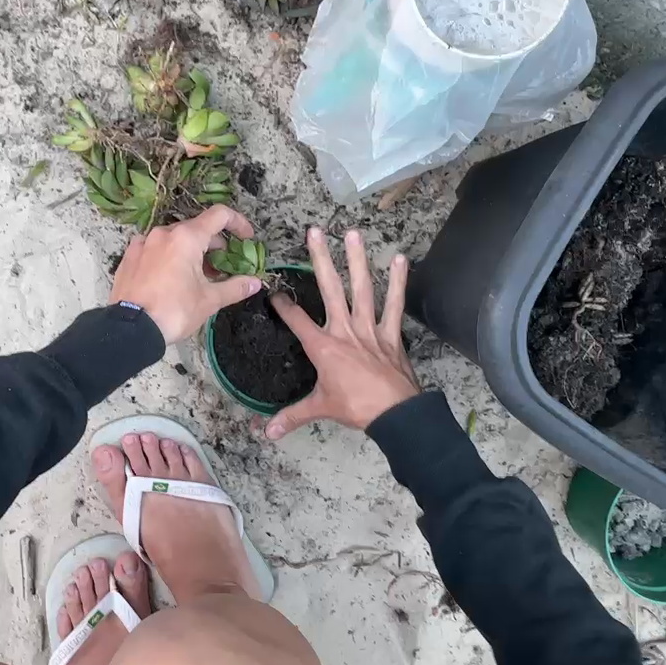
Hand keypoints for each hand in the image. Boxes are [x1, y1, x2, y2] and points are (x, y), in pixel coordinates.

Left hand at [109, 205, 264, 342]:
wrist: (131, 330)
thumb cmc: (174, 311)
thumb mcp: (209, 300)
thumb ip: (235, 287)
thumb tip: (255, 282)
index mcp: (186, 238)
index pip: (219, 215)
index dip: (238, 223)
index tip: (247, 238)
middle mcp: (163, 233)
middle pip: (196, 228)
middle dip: (214, 244)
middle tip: (222, 266)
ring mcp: (143, 244)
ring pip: (174, 238)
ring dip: (191, 250)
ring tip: (197, 275)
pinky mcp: (129, 257)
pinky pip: (154, 248)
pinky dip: (168, 256)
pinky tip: (171, 277)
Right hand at [264, 227, 419, 437]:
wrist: (394, 414)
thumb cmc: (355, 407)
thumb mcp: (319, 409)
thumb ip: (291, 416)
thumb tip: (265, 432)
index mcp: (323, 347)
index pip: (296, 320)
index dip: (283, 305)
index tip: (274, 291)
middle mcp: (344, 330)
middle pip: (329, 288)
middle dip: (320, 259)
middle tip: (315, 231)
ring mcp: (369, 328)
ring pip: (361, 288)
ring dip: (357, 260)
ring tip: (352, 233)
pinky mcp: (390, 333)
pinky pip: (394, 304)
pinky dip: (398, 282)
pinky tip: (400, 259)